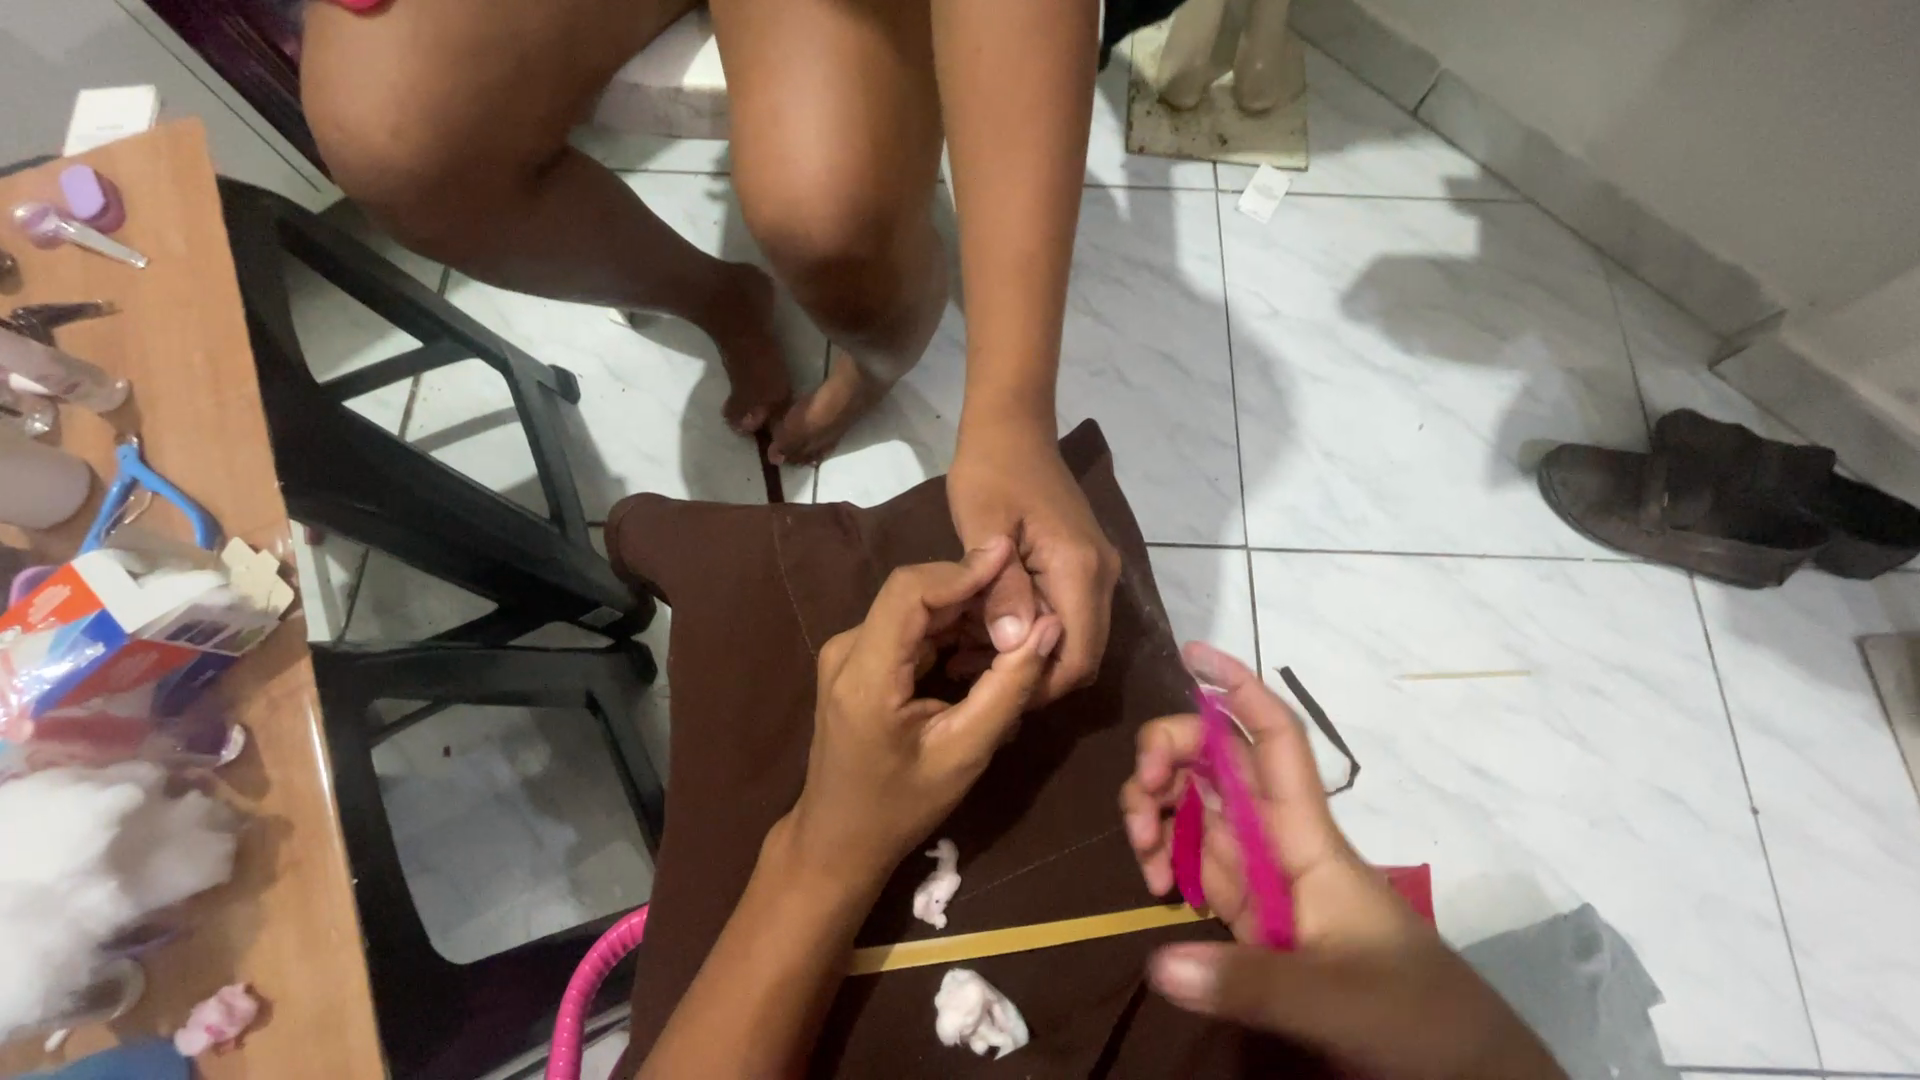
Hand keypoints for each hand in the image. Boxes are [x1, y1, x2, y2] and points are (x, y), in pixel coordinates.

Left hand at [787, 537, 1061, 887]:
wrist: (838, 839)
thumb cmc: (900, 807)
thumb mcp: (965, 753)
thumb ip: (1007, 688)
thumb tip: (1049, 627)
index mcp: (865, 673)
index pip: (910, 591)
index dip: (963, 569)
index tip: (1012, 555)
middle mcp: (847, 649)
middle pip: (914, 594)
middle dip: (974, 592)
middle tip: (1030, 601)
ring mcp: (848, 653)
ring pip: (914, 609)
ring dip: (965, 612)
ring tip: (1017, 625)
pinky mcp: (858, 660)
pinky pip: (908, 629)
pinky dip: (949, 632)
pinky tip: (986, 646)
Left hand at [948, 424, 1119, 705]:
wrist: (1013, 427)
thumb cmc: (991, 472)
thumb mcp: (984, 526)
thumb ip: (1003, 587)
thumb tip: (1014, 647)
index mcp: (1080, 570)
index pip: (1077, 656)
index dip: (1039, 684)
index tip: (990, 693)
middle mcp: (1101, 576)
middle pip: (1082, 654)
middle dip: (1033, 675)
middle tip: (976, 680)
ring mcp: (1097, 571)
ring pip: (1075, 638)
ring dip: (1032, 655)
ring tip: (975, 658)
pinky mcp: (1083, 565)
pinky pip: (1069, 616)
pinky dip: (1036, 632)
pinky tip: (991, 630)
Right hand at [1119, 643, 1563, 1079]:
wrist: (1450, 1064)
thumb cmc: (1414, 1012)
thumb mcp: (1335, 998)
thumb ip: (1249, 982)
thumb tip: (1156, 966)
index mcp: (1303, 831)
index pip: (1270, 739)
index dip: (1236, 689)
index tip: (1190, 655)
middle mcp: (1272, 834)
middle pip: (1212, 762)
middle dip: (1167, 757)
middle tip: (1144, 794)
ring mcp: (1256, 869)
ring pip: (1192, 805)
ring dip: (1155, 811)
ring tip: (1144, 857)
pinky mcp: (1245, 904)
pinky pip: (1191, 856)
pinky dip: (1163, 858)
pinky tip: (1156, 887)